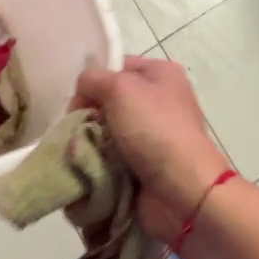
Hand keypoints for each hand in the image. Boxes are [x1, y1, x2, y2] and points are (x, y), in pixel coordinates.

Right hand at [75, 55, 232, 243]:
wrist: (182, 190)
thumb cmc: (154, 129)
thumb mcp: (119, 88)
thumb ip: (92, 79)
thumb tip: (83, 95)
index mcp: (160, 74)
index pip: (117, 67)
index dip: (94, 82)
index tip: (78, 103)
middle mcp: (159, 102)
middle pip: (109, 103)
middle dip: (89, 118)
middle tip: (76, 132)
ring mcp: (152, 137)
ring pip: (108, 134)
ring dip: (91, 145)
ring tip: (80, 156)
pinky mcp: (145, 167)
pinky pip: (113, 160)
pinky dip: (99, 166)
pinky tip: (89, 171)